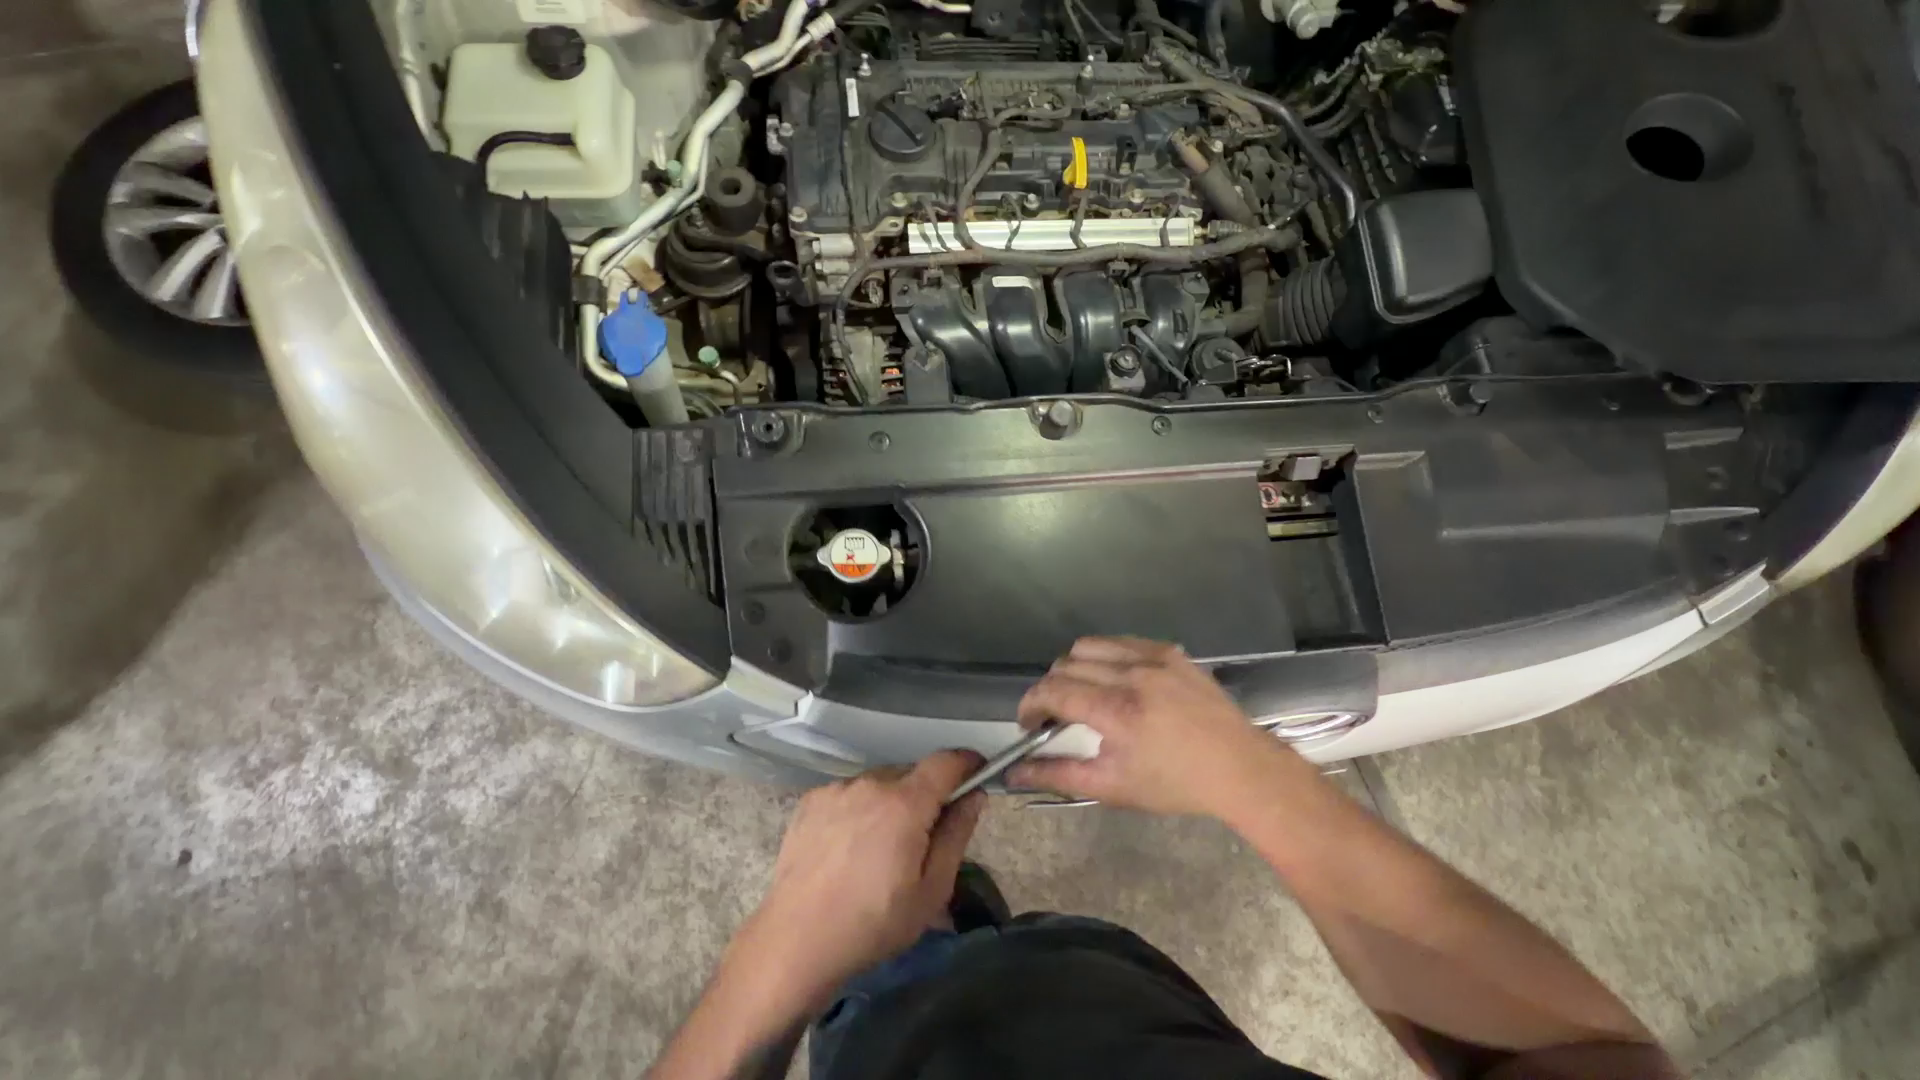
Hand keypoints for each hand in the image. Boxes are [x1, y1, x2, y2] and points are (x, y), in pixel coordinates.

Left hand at [724, 751, 985, 1012]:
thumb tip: (973, 795)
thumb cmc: (873, 923)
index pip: (946, 761)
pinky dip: (860, 810)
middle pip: (912, 774)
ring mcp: (836, 790)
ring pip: (879, 783)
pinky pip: (849, 794)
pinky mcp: (810, 801)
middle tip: (925, 839)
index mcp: (905, 803)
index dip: (968, 764)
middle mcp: (870, 783)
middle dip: (927, 796)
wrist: (797, 941)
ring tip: (881, 849)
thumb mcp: (932, 890)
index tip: (978, 777)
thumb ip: (957, 835)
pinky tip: (850, 848)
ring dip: (891, 803)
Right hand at [1009, 637, 1305, 817]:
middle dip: (1050, 690)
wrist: (1239, 768)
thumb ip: (1058, 776)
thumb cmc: (1175, 784)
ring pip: (1089, 646)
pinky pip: (1122, 642)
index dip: (1030, 706)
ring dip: (1074, 668)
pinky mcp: (1171, 652)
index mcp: (1116, 711)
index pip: (1052, 691)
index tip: (1029, 725)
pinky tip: (1116, 682)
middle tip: (1056, 718)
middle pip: (1065, 665)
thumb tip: (1014, 773)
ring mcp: (1154, 658)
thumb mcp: (1113, 787)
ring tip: (1084, 694)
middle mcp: (1132, 675)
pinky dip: (1106, 658)